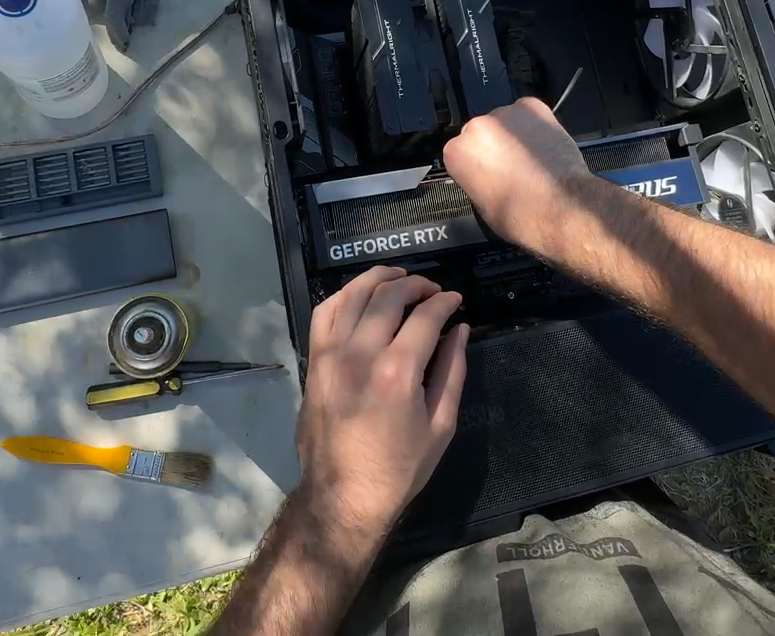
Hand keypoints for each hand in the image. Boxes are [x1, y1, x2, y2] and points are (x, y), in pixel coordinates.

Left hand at [295, 267, 468, 540]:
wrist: (342, 496)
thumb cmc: (399, 467)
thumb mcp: (441, 425)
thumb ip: (453, 371)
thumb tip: (460, 330)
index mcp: (398, 372)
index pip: (426, 316)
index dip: (445, 302)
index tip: (455, 300)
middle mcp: (361, 353)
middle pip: (390, 295)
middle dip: (416, 284)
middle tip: (432, 290)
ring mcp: (332, 354)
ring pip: (354, 294)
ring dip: (380, 278)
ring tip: (400, 278)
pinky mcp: (314, 360)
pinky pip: (325, 312)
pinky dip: (345, 294)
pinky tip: (362, 294)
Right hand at [443, 97, 589, 252]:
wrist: (559, 209)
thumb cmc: (522, 214)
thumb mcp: (480, 205)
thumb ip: (474, 178)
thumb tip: (481, 174)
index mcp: (457, 152)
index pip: (458, 150)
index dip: (474, 163)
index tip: (484, 170)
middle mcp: (478, 128)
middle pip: (480, 132)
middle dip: (493, 147)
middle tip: (509, 167)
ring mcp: (506, 115)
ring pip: (504, 121)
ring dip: (513, 135)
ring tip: (528, 159)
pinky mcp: (533, 108)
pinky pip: (529, 113)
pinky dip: (535, 126)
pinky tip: (540, 147)